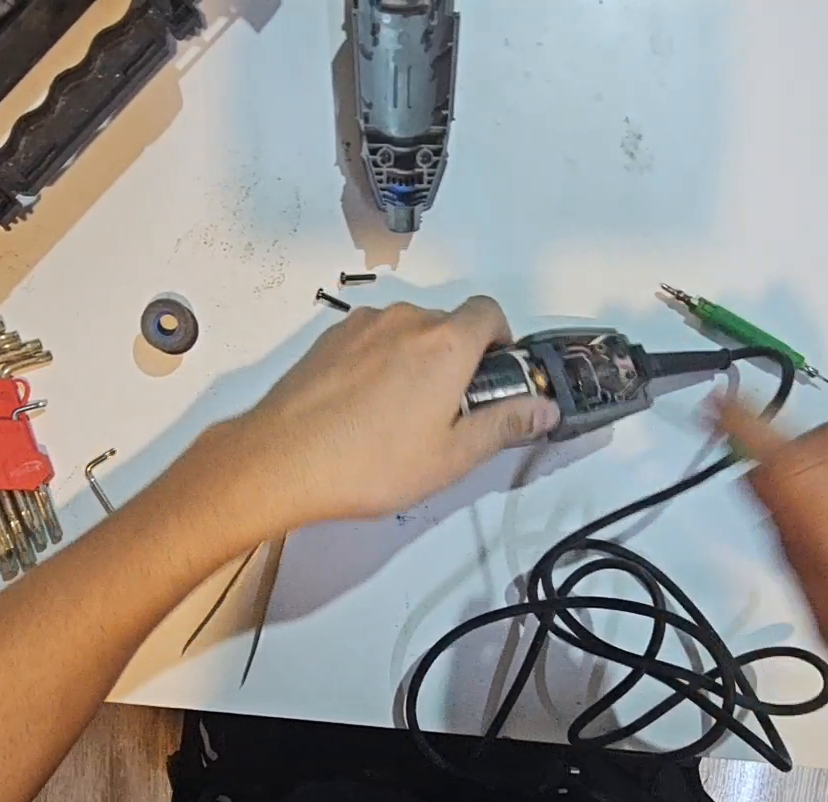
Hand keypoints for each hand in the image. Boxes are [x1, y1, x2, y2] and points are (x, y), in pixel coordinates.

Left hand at [219, 297, 559, 527]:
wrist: (282, 461)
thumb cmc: (373, 464)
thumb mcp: (450, 457)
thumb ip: (503, 425)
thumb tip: (545, 408)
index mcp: (445, 343)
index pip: (490, 312)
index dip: (500, 340)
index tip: (493, 377)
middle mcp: (405, 319)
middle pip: (447, 324)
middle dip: (457, 358)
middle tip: (445, 412)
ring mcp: (360, 326)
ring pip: (405, 332)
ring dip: (415, 359)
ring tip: (398, 414)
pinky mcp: (327, 339)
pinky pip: (369, 340)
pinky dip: (379, 361)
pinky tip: (361, 407)